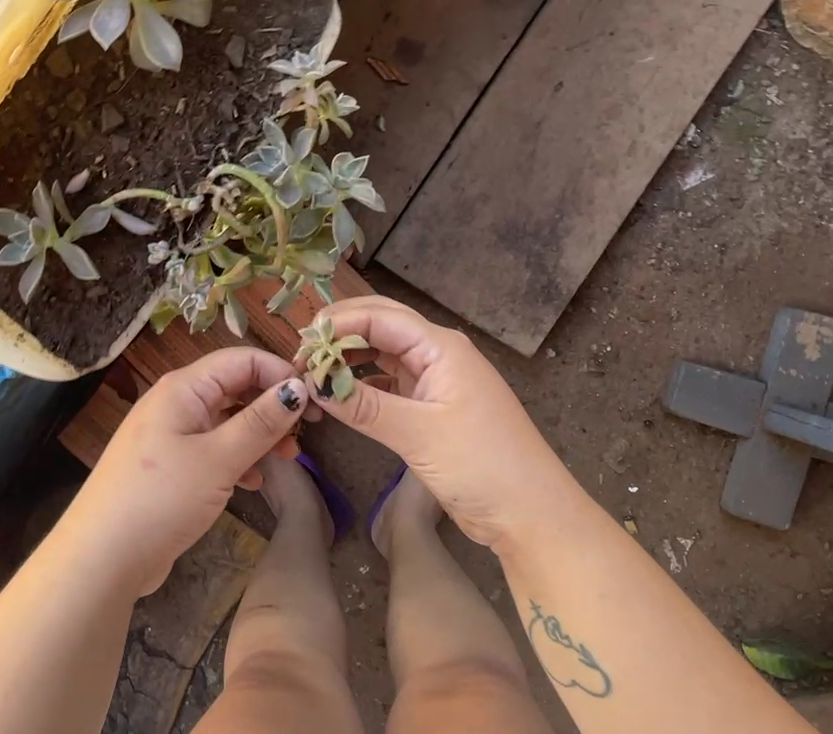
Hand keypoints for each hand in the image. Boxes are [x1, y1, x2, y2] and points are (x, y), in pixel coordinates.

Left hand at [60, 348, 307, 594]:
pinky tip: (252, 481)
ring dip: (258, 434)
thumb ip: (260, 422)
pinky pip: (213, 448)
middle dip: (271, 405)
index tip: (315, 401)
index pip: (242, 360)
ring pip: (226, 420)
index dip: (279, 373)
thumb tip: (297, 386)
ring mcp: (170, 434)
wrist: (103, 556)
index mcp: (183, 388)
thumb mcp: (219, 458)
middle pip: (234, 387)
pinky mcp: (170, 466)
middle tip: (307, 433)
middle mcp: (176, 402)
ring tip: (287, 459)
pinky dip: (237, 458)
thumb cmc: (162, 498)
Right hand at [309, 297, 570, 548]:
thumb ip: (363, 405)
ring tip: (313, 375)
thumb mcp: (418, 435)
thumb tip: (311, 384)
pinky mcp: (431, 405)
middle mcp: (437, 353)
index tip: (299, 347)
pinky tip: (338, 396)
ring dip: (348, 359)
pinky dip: (361, 384)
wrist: (532, 516)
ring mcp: (435, 379)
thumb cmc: (483, 466)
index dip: (335, 326)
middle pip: (379, 325)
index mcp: (440, 347)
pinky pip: (388, 380)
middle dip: (338, 334)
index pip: (377, 317)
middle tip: (300, 354)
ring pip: (381, 352)